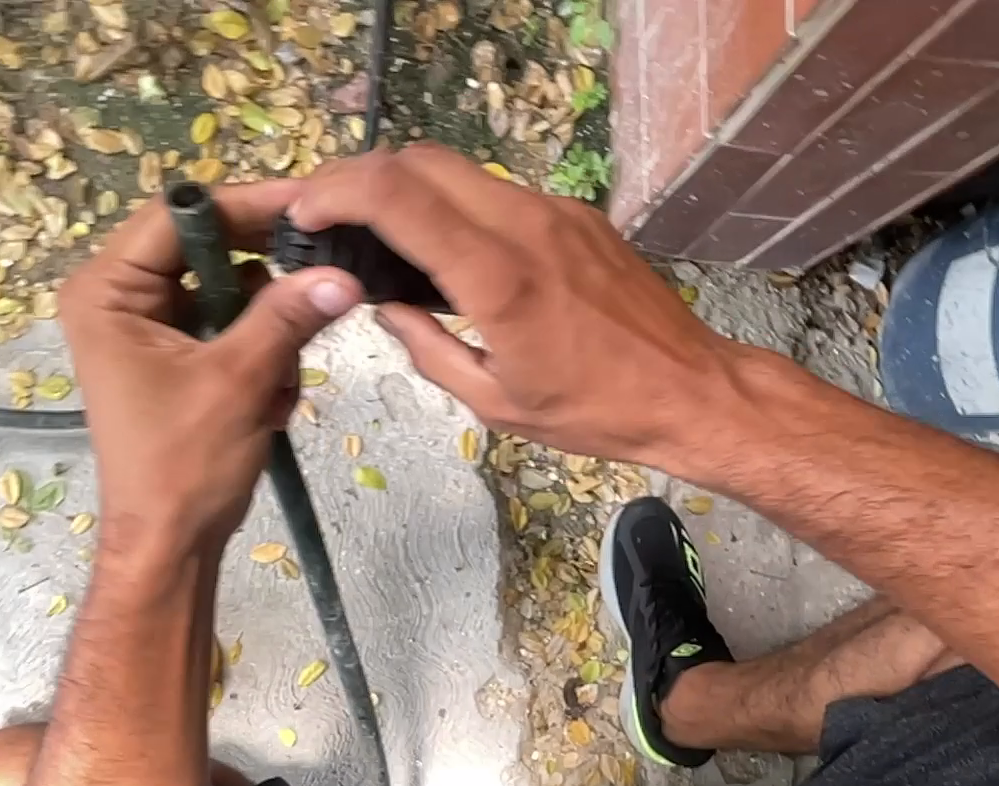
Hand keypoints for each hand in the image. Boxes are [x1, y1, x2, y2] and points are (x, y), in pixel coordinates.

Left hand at [58, 181, 361, 559]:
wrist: (171, 541)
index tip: (314, 202)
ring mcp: (156, 333)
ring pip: (237, 299)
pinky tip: (269, 404)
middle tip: (326, 289)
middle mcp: (126, 300)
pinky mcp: (184, 362)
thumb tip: (344, 275)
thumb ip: (287, 319)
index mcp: (110, 291)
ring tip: (277, 388)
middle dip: (269, 286)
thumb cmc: (185, 463)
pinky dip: (266, 362)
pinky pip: (239, 335)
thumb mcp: (238, 381)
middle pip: (214, 256)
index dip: (248, 206)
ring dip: (273, 337)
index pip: (182, 217)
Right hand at [288, 145, 753, 468]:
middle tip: (336, 217)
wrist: (690, 391)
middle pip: (423, 160)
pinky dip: (460, 207)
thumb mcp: (497, 403)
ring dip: (413, 190)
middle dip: (364, 177)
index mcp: (499, 278)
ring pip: (463, 171)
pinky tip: (454, 249)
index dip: (337, 190)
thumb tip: (390, 309)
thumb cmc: (595, 413)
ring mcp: (559, 213)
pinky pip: (502, 194)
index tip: (308, 213)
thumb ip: (431, 351)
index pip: (398, 195)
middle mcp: (527, 225)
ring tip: (388, 236)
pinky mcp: (580, 216)